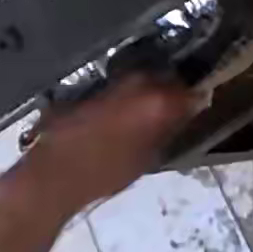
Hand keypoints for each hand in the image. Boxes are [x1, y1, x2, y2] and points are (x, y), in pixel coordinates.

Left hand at [8, 75, 197, 211]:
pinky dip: (132, 94)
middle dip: (175, 91)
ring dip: (153, 90)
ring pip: (147, 78)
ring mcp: (118, 79)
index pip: (192, 91)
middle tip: (175, 112)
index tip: (198, 107)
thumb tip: (189, 109)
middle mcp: (141, 80)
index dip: (198, 98)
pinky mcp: (99, 84)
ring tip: (151, 113)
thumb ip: (171, 127)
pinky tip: (127, 113)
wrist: (54, 173)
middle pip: (170, 78)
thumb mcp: (148, 156)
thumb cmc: (106, 171)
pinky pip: (127, 84)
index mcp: (160, 99)